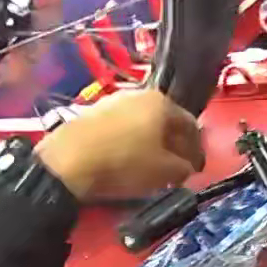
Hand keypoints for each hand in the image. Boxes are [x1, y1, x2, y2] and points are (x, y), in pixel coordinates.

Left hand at [35, 86, 205, 199]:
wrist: (69, 160)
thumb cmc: (125, 162)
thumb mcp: (164, 171)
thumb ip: (184, 168)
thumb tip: (186, 168)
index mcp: (162, 103)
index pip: (191, 126)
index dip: (197, 151)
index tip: (196, 170)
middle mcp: (140, 94)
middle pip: (166, 122)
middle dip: (174, 146)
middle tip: (177, 169)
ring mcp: (114, 101)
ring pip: (144, 125)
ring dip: (152, 145)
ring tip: (152, 167)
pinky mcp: (93, 112)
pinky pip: (123, 129)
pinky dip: (132, 143)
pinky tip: (128, 161)